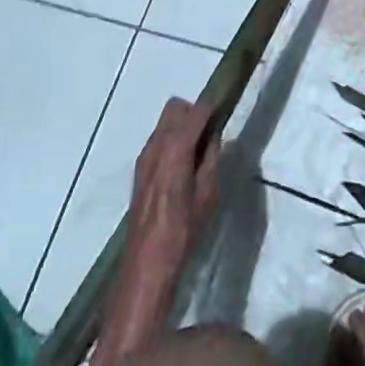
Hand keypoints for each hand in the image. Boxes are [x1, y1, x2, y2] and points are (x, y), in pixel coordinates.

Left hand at [126, 97, 220, 276]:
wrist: (149, 257)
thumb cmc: (185, 227)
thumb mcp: (208, 192)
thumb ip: (211, 158)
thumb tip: (213, 137)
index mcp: (176, 147)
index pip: (195, 111)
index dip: (211, 110)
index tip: (224, 115)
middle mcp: (156, 144)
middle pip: (175, 107)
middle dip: (194, 113)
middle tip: (211, 134)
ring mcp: (144, 155)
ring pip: (164, 123)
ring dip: (182, 126)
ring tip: (199, 152)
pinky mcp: (140, 167)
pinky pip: (158, 139)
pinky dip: (172, 140)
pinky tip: (183, 165)